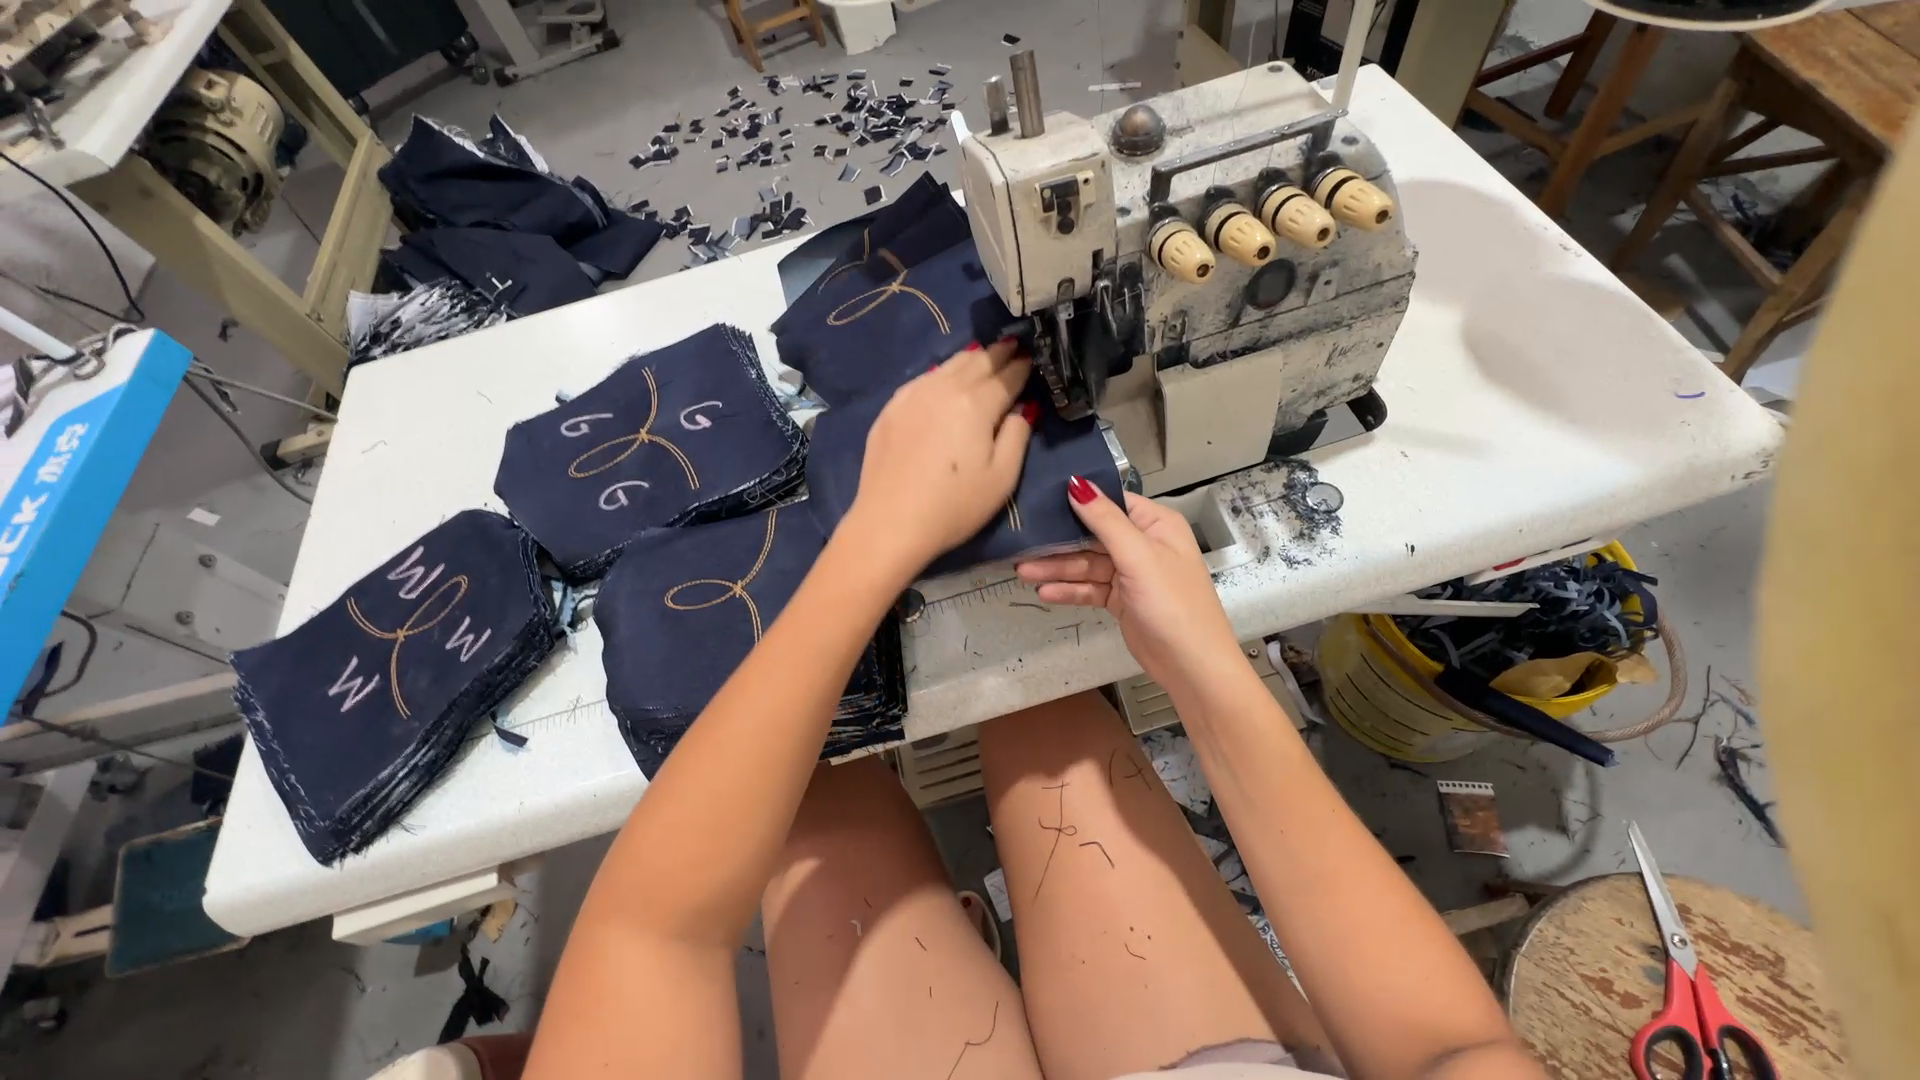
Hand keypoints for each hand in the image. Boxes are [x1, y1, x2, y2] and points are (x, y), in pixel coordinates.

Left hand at [843, 340, 1035, 577]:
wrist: (889, 523)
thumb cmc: (954, 506)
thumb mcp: (1002, 478)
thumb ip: (1018, 436)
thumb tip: (1021, 409)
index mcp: (977, 404)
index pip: (1006, 376)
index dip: (1023, 367)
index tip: (1032, 359)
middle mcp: (944, 388)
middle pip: (978, 361)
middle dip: (999, 353)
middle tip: (1013, 346)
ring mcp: (913, 395)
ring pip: (948, 364)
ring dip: (971, 357)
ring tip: (984, 354)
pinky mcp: (891, 408)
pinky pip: (924, 378)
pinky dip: (942, 372)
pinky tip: (945, 377)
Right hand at [1016, 480, 1242, 699]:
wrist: (1191, 664)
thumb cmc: (1173, 603)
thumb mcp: (1138, 556)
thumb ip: (1105, 520)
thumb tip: (1077, 483)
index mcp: (1156, 525)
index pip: (1112, 503)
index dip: (1080, 501)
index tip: (1042, 499)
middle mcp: (1144, 545)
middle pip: (1094, 535)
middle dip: (1060, 542)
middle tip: (1023, 544)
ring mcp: (1132, 574)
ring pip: (1088, 564)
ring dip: (1058, 569)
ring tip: (1023, 572)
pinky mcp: (1122, 600)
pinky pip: (1090, 588)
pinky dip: (1069, 590)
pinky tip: (1045, 592)